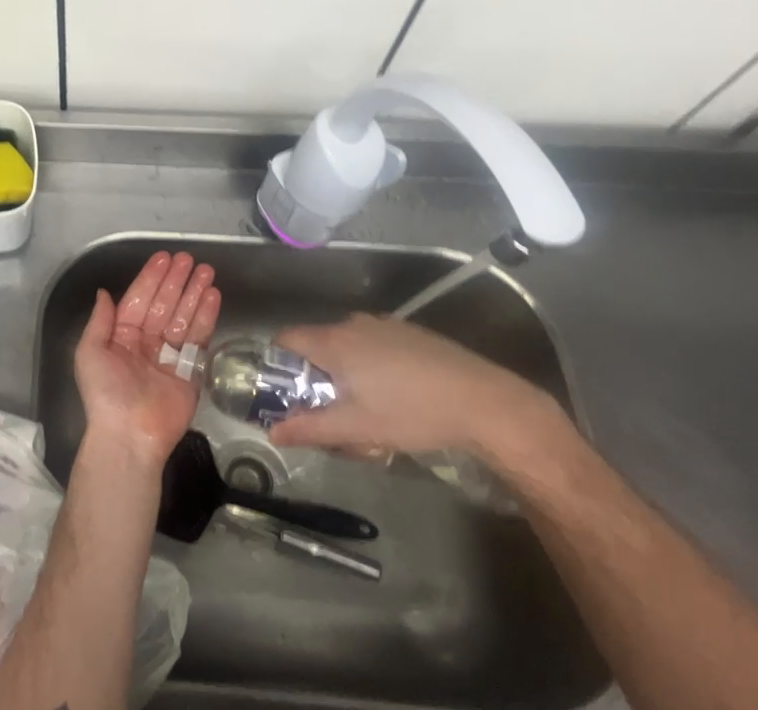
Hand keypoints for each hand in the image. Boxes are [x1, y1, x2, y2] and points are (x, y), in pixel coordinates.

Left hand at [74, 251, 221, 468]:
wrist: (129, 434)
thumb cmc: (105, 392)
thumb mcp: (89, 352)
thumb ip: (100, 321)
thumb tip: (104, 292)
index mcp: (120, 337)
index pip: (138, 300)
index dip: (151, 279)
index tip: (164, 258)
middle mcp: (145, 343)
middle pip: (163, 305)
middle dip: (176, 281)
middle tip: (191, 259)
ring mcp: (169, 357)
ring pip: (183, 317)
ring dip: (194, 294)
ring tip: (207, 271)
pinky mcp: (190, 372)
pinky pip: (198, 339)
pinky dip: (206, 316)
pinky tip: (213, 296)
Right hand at [266, 314, 558, 458]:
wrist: (485, 403)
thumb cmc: (412, 413)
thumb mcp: (356, 428)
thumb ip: (309, 429)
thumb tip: (272, 433)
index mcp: (334, 342)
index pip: (285, 339)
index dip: (277, 364)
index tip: (283, 393)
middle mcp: (355, 325)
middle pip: (317, 345)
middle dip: (314, 377)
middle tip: (326, 413)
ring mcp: (387, 326)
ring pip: (348, 347)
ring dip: (345, 374)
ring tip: (363, 410)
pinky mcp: (412, 334)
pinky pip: (375, 346)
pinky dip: (371, 367)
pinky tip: (395, 397)